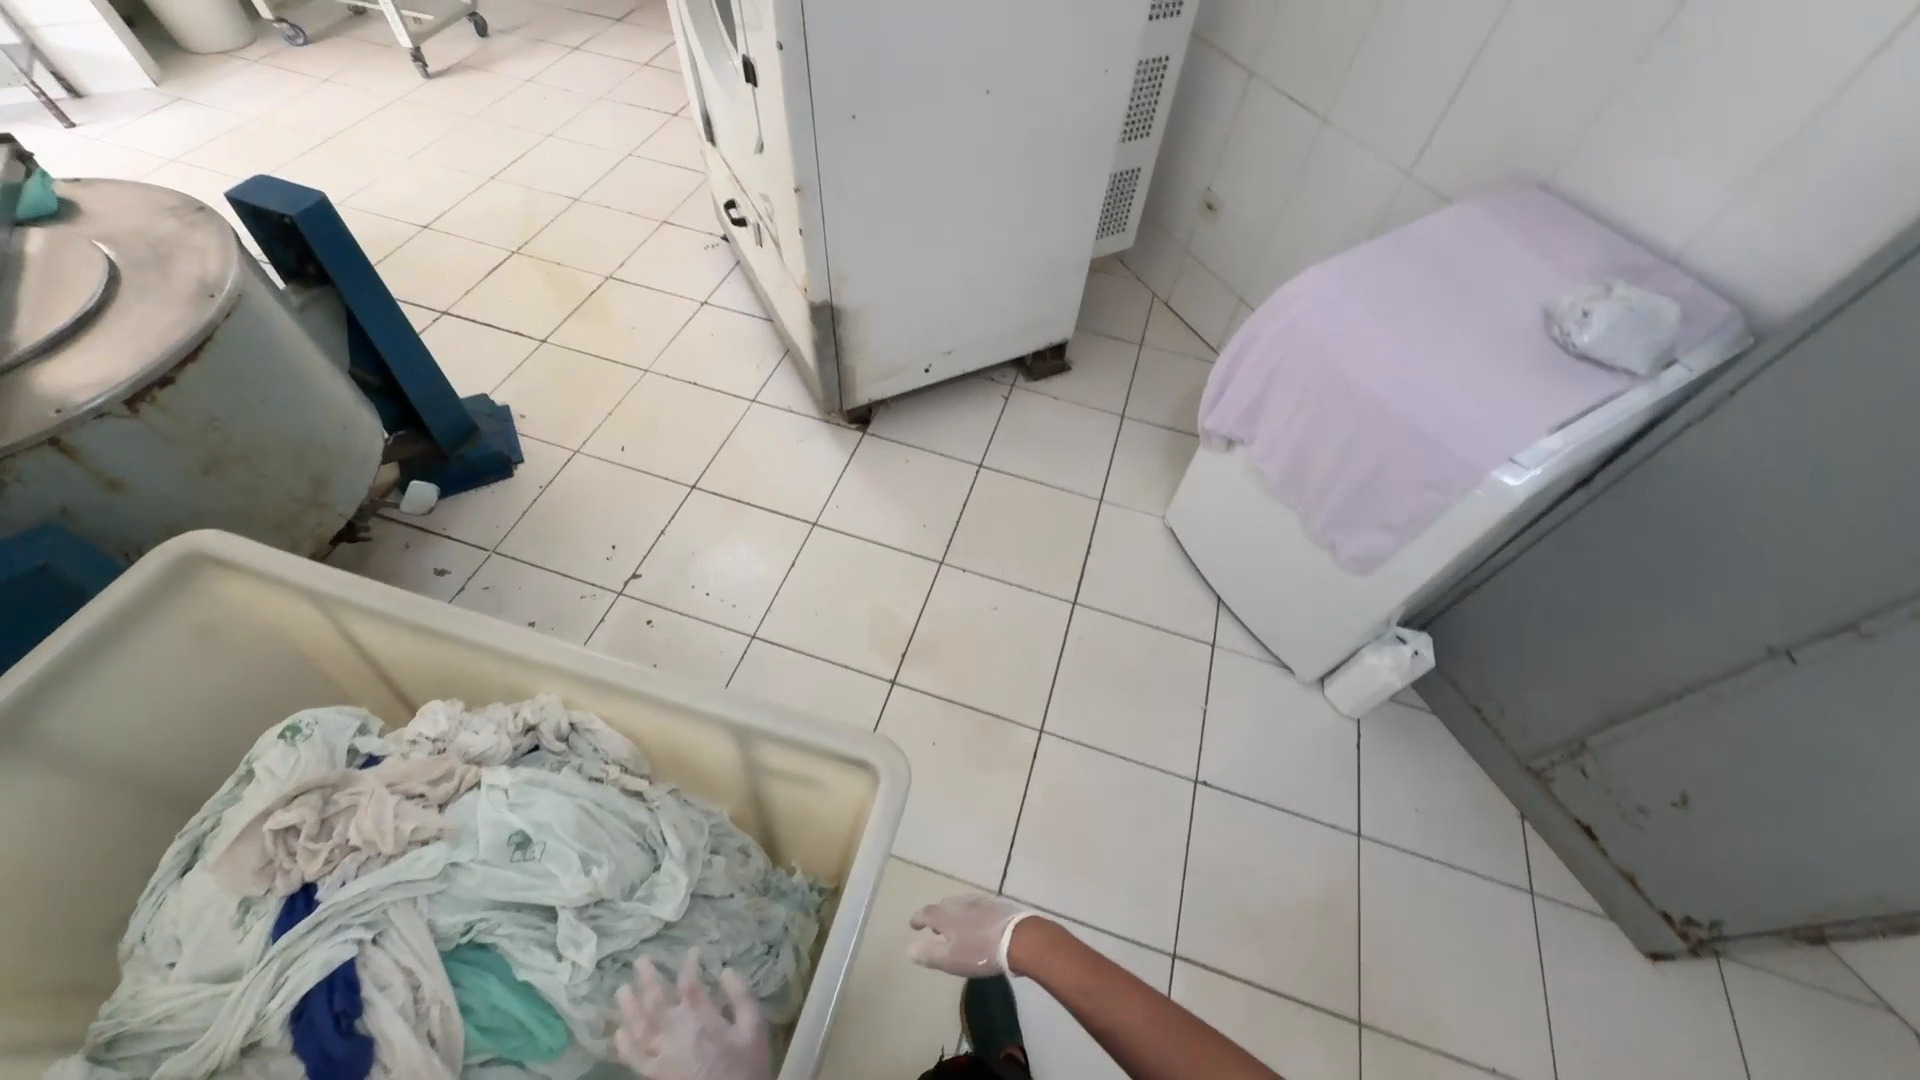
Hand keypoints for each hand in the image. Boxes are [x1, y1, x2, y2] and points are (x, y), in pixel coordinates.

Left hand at [614, 948, 771, 1079]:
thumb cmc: (746, 1066)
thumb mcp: (755, 1028)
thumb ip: (742, 996)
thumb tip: (726, 971)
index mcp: (702, 1018)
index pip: (690, 983)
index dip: (689, 963)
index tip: (692, 950)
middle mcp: (675, 1031)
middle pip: (656, 999)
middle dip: (648, 977)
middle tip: (641, 961)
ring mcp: (660, 1054)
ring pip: (638, 1024)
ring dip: (628, 1005)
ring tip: (622, 988)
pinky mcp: (651, 1074)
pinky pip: (632, 1056)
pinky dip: (623, 1042)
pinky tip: (619, 1031)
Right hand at [907, 894, 1035, 976]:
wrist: (1018, 938)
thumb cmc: (980, 952)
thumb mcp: (950, 959)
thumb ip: (929, 954)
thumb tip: (909, 949)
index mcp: (946, 915)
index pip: (926, 913)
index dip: (918, 919)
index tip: (913, 924)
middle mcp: (960, 903)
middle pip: (943, 906)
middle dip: (936, 916)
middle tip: (934, 929)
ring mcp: (980, 902)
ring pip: (961, 905)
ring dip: (954, 914)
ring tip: (954, 926)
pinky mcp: (996, 905)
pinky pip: (976, 907)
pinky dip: (970, 914)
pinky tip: (977, 923)